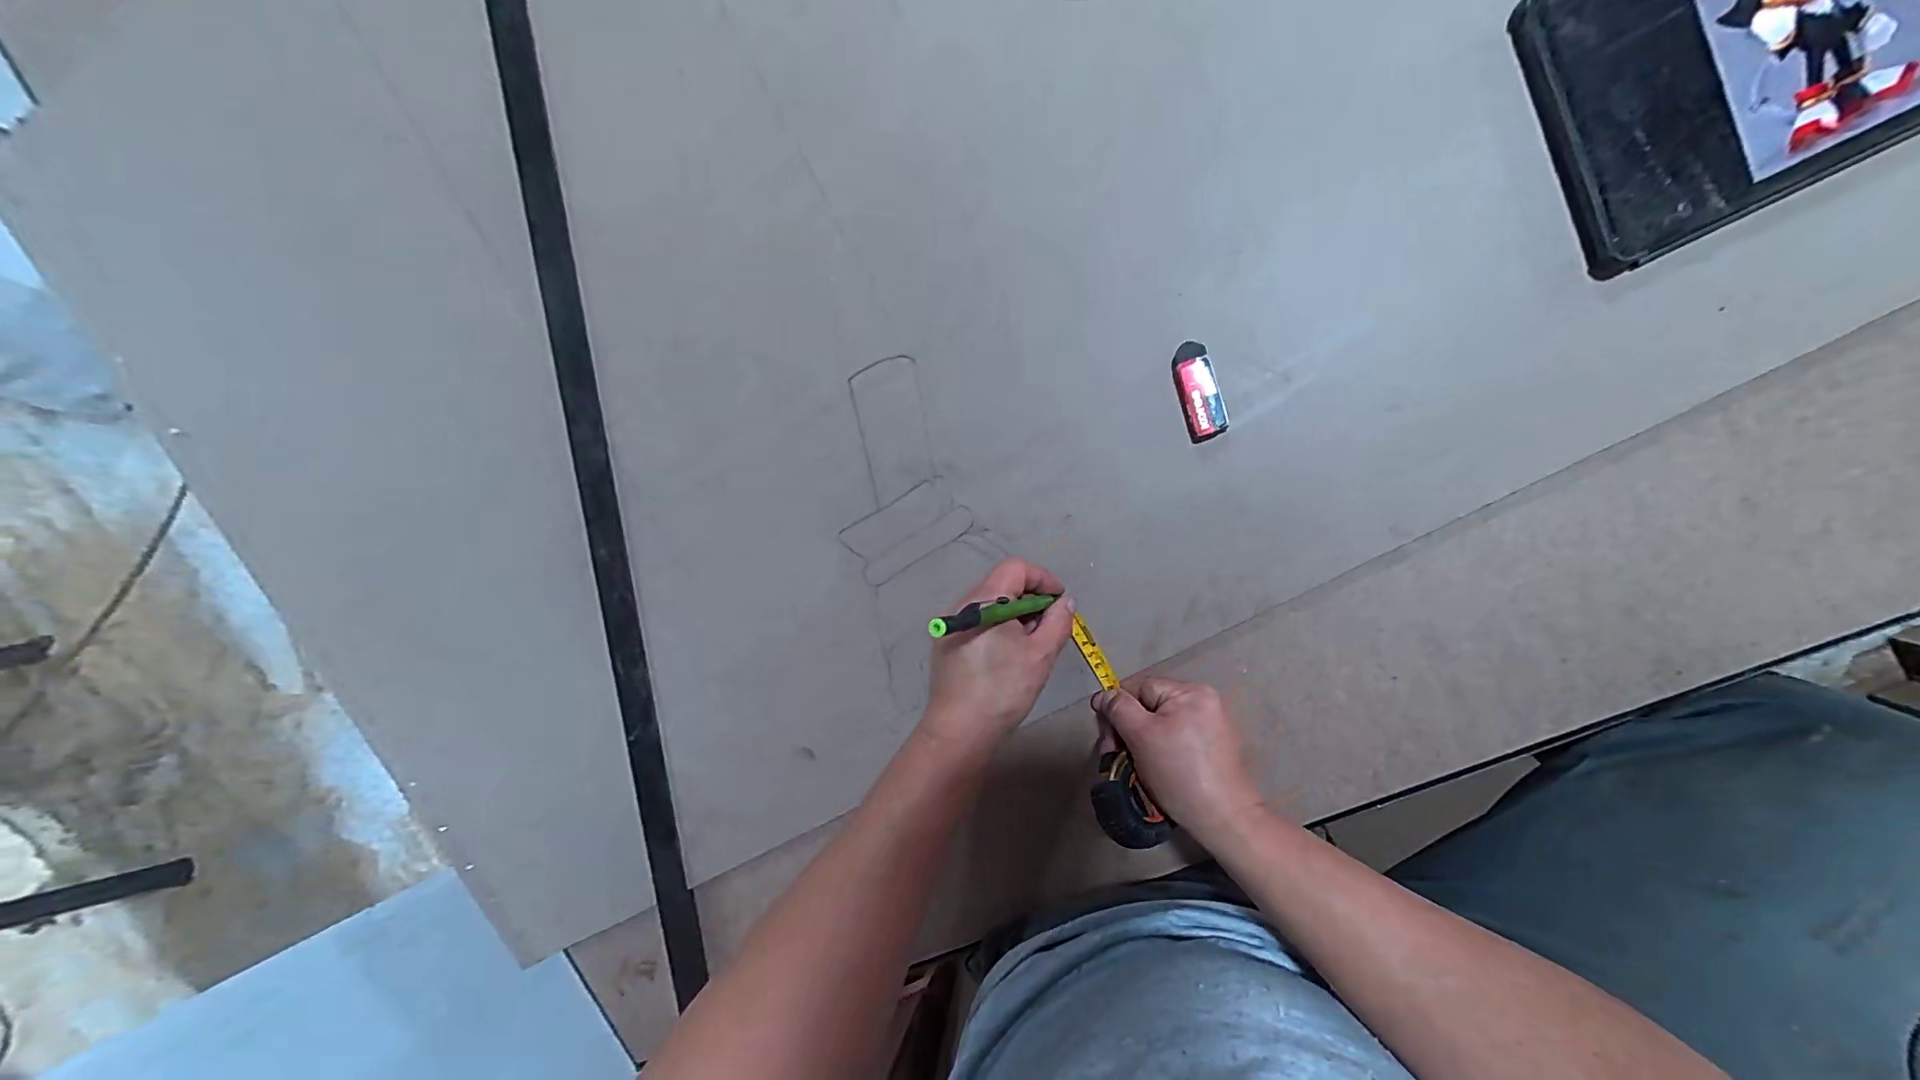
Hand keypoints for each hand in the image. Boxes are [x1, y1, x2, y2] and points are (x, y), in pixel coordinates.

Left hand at [923, 558, 1075, 750]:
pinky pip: (979, 622)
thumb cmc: (1003, 689)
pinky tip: (1010, 655)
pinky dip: (1000, 628)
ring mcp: (951, 624)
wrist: (959, 730)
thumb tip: (1064, 602)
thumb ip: (1057, 622)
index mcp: (983, 600)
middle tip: (1050, 626)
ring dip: (1017, 615)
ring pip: (991, 605)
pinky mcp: (947, 643)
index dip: (1043, 579)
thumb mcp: (1041, 654)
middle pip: (1002, 584)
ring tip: (1032, 644)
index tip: (1060, 601)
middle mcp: (962, 604)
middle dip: (1031, 599)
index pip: (1016, 568)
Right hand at [1093, 676, 1266, 843]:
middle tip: (1113, 755)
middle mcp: (1202, 702)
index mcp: (1190, 692)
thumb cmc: (1179, 774)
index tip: (1106, 738)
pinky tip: (1150, 769)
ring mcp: (1208, 725)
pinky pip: (1172, 739)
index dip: (1115, 708)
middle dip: (1125, 728)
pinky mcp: (1209, 747)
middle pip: (1147, 706)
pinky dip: (1156, 750)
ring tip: (1130, 766)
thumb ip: (1118, 708)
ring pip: (1157, 724)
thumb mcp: (1140, 735)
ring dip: (1137, 742)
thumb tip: (1103, 695)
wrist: (1223, 820)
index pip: (1138, 688)